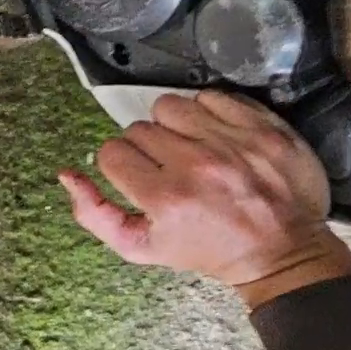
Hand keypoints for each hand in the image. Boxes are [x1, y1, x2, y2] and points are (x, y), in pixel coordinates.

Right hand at [59, 92, 350, 308]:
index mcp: (165, 197)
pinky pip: (212, 96)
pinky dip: (206, 113)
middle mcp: (197, 165)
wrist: (283, 253)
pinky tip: (213, 135)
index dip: (119, 165)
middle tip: (165, 167)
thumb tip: (66, 174)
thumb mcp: (140, 247)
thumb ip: (94, 214)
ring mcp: (233, 143)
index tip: (137, 178)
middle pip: (138, 128)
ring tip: (188, 146)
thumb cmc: (205, 250)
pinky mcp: (263, 128)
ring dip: (172, 125)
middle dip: (145, 147)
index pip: (111, 153)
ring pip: (170, 106)